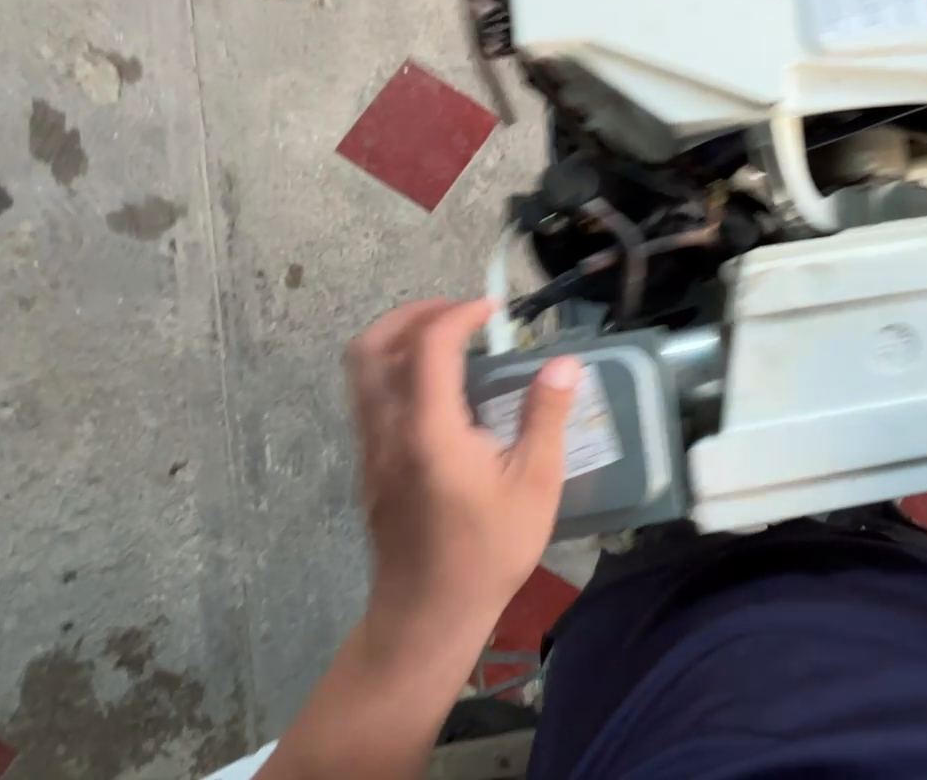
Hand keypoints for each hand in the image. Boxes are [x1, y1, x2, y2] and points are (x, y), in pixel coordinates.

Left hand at [344, 298, 579, 631]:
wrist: (427, 615)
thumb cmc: (489, 550)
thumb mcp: (535, 483)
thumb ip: (546, 417)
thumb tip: (564, 364)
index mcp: (429, 432)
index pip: (428, 347)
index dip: (459, 315)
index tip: (494, 310)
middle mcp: (387, 432)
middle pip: (370, 348)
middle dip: (412, 315)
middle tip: (458, 313)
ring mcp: (371, 450)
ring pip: (362, 373)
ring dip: (400, 340)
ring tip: (451, 342)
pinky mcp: (370, 467)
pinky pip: (370, 398)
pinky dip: (397, 371)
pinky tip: (442, 391)